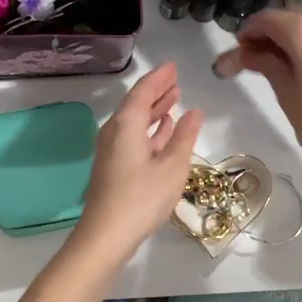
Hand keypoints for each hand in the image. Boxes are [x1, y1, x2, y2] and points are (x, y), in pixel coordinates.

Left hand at [71, 62, 204, 262]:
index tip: (173, 67)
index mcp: (127, 124)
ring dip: (154, 110)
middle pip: (136, 103)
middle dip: (156, 91)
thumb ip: (185, 136)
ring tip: (173, 100)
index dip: (159, 78)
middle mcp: (115, 131)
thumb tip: (195, 112)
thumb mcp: (172, 166)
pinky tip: (162, 131)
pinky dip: (148, 129)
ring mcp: (111, 149)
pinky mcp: (112, 166)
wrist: (106, 234)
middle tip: (175, 80)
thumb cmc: (142, 197)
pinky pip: (132, 136)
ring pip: (134, 121)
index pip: (143, 91)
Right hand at [231, 9, 301, 188]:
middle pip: (288, 17)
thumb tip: (246, 52)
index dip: (246, 35)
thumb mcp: (288, 95)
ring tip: (280, 68)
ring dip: (290, 38)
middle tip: (252, 63)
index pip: (265, 19)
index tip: (235, 57)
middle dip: (268, 35)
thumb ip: (266, 64)